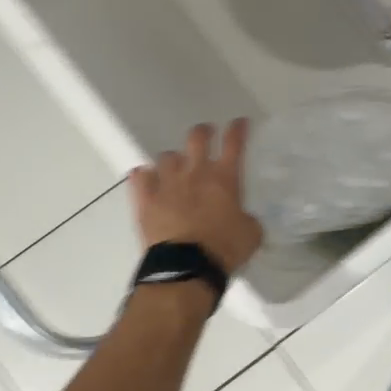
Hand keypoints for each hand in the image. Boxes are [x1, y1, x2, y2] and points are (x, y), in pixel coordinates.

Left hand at [130, 120, 262, 274]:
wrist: (186, 267)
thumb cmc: (225, 248)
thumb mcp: (252, 233)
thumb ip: (247, 217)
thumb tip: (242, 217)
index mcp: (224, 178)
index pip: (233, 143)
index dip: (238, 129)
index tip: (240, 122)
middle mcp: (195, 173)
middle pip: (197, 138)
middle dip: (203, 132)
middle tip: (206, 134)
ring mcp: (166, 184)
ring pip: (167, 157)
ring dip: (174, 160)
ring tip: (176, 168)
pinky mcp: (144, 200)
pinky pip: (139, 178)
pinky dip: (145, 176)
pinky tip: (148, 179)